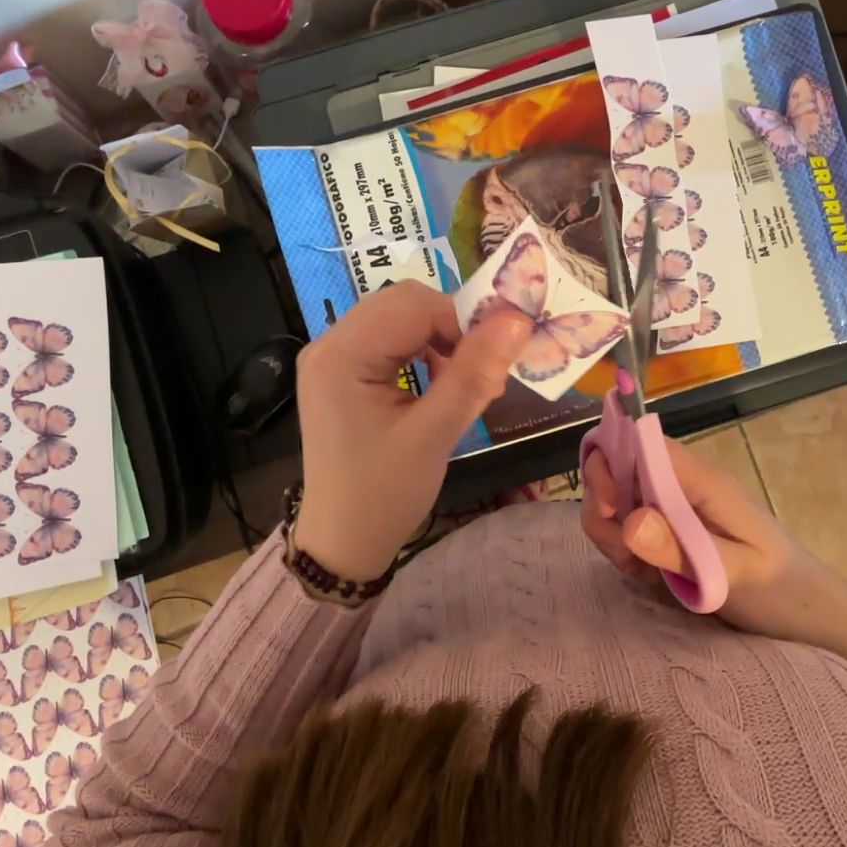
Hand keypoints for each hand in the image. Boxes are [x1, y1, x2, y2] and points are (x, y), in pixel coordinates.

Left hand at [292, 282, 531, 580]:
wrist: (342, 542)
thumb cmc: (383, 495)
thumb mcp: (434, 435)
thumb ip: (473, 374)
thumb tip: (517, 322)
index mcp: (341, 356)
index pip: (414, 305)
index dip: (464, 320)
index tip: (501, 357)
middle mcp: (329, 344)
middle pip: (403, 304)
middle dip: (453, 327)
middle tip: (488, 370)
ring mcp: (332, 359)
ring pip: (399, 319)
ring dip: (440, 339)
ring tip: (469, 382)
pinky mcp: (341, 374)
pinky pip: (388, 342)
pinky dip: (422, 353)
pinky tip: (441, 385)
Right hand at [581, 437, 846, 667]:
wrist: (808, 613)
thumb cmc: (780, 589)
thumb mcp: (733, 573)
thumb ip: (679, 548)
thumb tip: (629, 520)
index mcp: (701, 481)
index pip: (640, 443)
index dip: (610, 463)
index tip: (608, 509)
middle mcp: (682, 485)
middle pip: (618, 469)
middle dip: (603, 507)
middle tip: (621, 553)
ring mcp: (673, 508)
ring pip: (617, 502)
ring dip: (612, 535)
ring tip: (639, 571)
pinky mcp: (668, 532)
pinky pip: (627, 530)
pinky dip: (624, 551)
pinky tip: (647, 576)